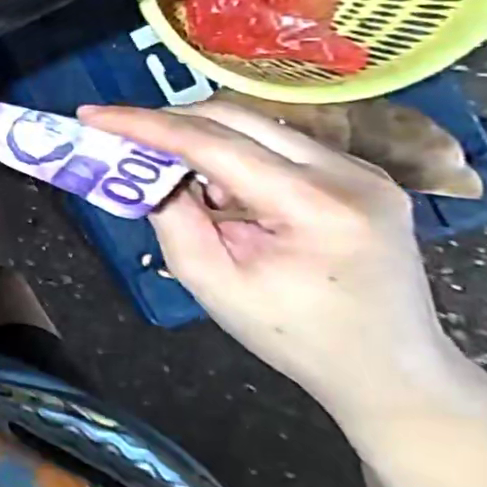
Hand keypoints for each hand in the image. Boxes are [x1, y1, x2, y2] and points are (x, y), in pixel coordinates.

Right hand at [80, 102, 460, 419]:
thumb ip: (172, 218)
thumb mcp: (211, 281)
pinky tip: (217, 190)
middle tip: (118, 134)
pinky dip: (229, 153)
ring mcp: (360, 170)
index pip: (212, 142)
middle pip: (235, 118)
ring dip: (198, 138)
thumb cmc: (295, 336)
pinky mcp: (357, 175)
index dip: (144, 124)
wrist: (394, 372)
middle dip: (167, 121)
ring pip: (254, 125)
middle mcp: (347, 174)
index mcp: (316, 206)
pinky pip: (274, 143)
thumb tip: (147, 171)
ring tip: (171, 175)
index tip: (92, 114)